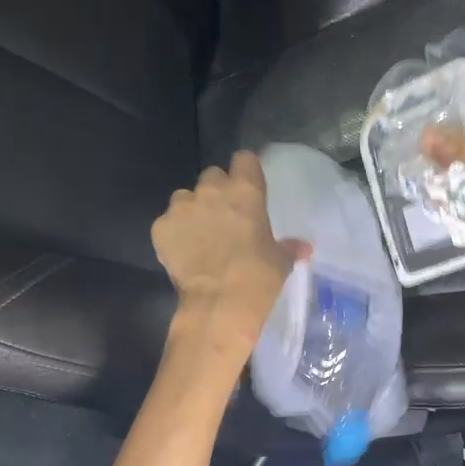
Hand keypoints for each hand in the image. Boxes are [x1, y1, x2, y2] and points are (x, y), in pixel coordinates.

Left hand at [152, 151, 308, 347]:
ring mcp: (182, 207)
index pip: (244, 159)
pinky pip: (167, 222)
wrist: (218, 306)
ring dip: (192, 211)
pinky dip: (174, 234)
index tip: (247, 189)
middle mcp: (211, 190)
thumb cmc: (257, 280)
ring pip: (185, 197)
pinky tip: (183, 254)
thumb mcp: (280, 262)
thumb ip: (289, 247)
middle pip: (212, 176)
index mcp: (245, 191)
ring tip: (199, 238)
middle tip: (223, 219)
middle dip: (216, 192)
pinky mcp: (160, 227)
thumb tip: (303, 247)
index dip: (245, 173)